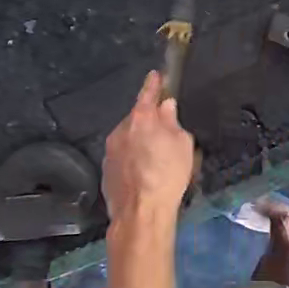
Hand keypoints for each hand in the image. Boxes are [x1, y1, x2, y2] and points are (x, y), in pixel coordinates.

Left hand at [102, 71, 194, 235]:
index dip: (154, 83)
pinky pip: (122, 154)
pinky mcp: (106, 170)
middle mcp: (120, 130)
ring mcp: (109, 150)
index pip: (147, 93)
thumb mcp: (183, 144)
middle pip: (137, 116)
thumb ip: (173, 122)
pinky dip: (133, 155)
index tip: (156, 74)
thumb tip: (166, 107)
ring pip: (128, 136)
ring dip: (140, 138)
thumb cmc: (168, 175)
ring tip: (157, 153)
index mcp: (141, 119)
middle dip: (149, 118)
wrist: (140, 213)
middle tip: (166, 127)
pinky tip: (145, 169)